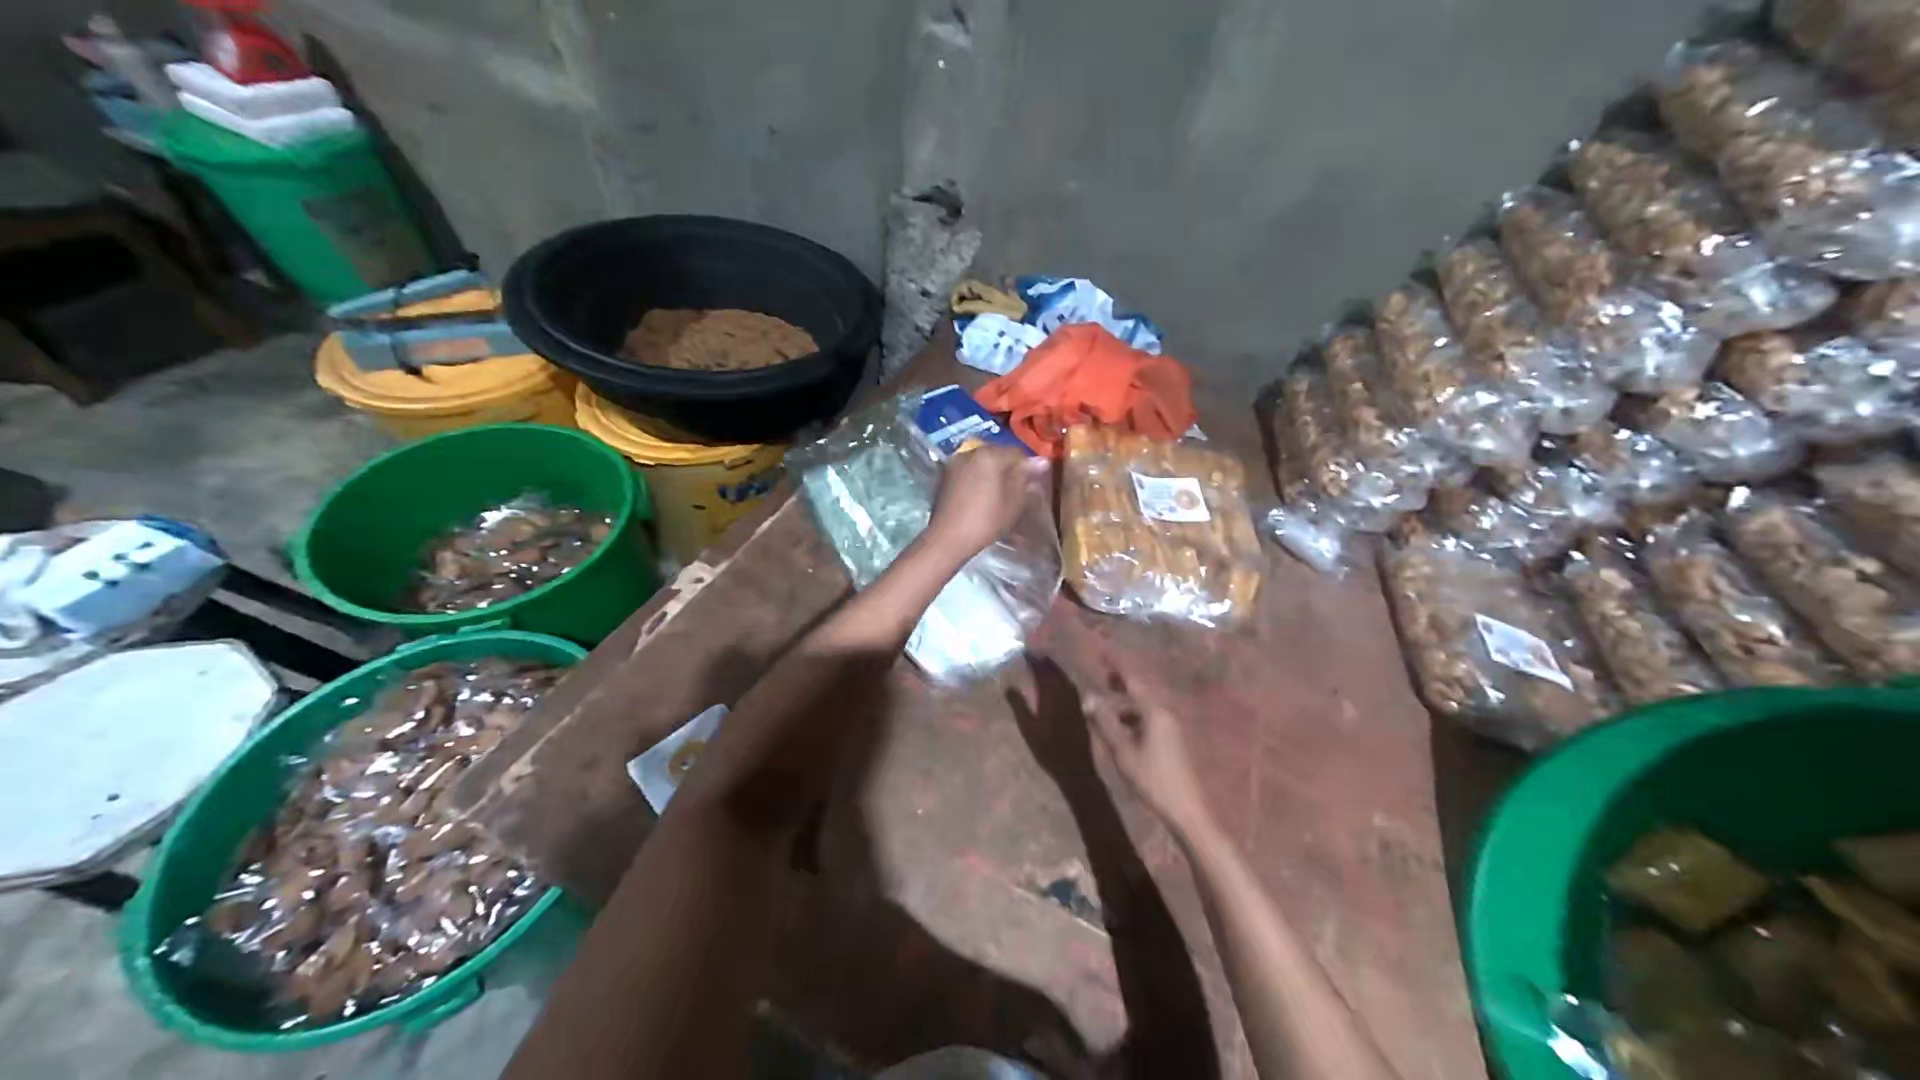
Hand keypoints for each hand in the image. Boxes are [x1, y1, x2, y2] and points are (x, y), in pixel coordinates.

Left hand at [923, 445, 1048, 562]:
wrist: (947, 538)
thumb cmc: (985, 521)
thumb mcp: (1014, 502)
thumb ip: (1025, 478)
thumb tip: (1041, 461)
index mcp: (990, 455)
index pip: (1017, 453)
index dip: (1027, 468)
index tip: (1030, 484)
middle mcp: (970, 452)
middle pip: (997, 455)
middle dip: (1008, 469)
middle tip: (1015, 490)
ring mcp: (955, 463)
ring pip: (981, 463)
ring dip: (991, 473)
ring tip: (997, 494)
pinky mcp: (944, 475)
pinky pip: (968, 471)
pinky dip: (976, 478)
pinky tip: (979, 496)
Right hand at [1084, 671, 1213, 835]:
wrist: (1186, 809)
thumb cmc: (1152, 778)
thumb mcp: (1123, 751)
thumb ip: (1105, 722)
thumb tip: (1089, 696)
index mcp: (1154, 711)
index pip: (1132, 678)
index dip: (1116, 663)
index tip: (1102, 649)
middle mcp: (1165, 713)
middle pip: (1140, 688)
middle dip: (1121, 679)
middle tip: (1101, 673)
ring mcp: (1170, 727)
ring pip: (1144, 704)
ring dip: (1125, 700)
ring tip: (1106, 701)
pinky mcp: (1171, 740)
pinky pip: (1148, 717)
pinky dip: (1132, 715)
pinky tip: (1120, 727)